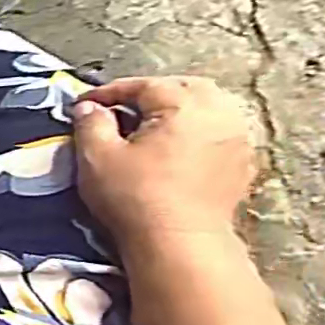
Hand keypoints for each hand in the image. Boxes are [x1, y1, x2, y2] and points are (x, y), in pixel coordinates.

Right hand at [72, 76, 257, 256]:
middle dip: (151, 91)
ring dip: (178, 106)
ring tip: (149, 120)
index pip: (146, 86)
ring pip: (210, 105)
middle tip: (119, 104)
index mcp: (184, 108)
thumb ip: (91, 125)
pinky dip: (196, 126)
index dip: (110, 91)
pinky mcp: (241, 162)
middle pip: (187, 87)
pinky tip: (176, 142)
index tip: (83, 102)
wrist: (176, 238)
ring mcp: (237, 138)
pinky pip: (221, 129)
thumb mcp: (96, 157)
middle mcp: (219, 115)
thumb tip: (88, 107)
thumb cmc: (132, 195)